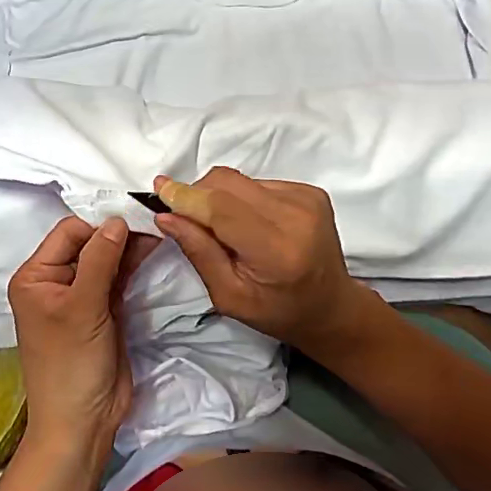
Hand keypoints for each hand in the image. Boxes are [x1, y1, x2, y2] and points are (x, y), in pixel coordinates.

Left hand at [7, 216, 155, 457]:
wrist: (83, 423)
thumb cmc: (71, 364)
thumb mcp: (82, 308)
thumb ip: (100, 261)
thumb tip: (117, 220)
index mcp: (35, 276)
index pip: (68, 233)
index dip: (99, 224)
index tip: (134, 216)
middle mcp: (53, 281)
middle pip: (88, 244)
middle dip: (117, 233)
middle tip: (152, 220)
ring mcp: (79, 296)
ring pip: (105, 260)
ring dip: (128, 248)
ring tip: (158, 232)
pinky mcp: (102, 310)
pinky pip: (116, 279)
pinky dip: (132, 266)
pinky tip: (151, 250)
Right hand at [152, 168, 384, 348]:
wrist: (331, 307)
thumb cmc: (277, 311)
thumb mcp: (228, 295)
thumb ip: (198, 251)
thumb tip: (166, 216)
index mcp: (276, 250)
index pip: (220, 208)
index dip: (186, 196)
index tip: (158, 189)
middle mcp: (296, 216)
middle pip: (226, 183)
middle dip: (197, 194)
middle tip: (185, 216)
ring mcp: (306, 199)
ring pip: (238, 179)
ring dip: (218, 196)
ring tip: (223, 227)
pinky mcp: (310, 191)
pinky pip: (255, 182)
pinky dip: (240, 197)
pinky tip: (247, 222)